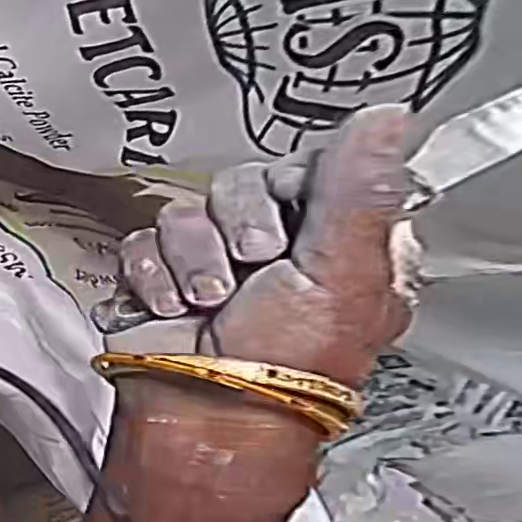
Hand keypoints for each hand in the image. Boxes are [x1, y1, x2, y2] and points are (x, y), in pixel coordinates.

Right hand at [94, 105, 414, 386]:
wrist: (204, 403)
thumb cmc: (286, 358)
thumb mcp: (341, 272)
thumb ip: (355, 192)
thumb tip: (386, 118)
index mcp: (329, 238)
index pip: (303, 168)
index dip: (288, 185)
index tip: (290, 220)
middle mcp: (264, 242)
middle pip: (231, 184)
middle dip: (231, 228)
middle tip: (250, 263)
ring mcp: (201, 259)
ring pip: (177, 216)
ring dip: (189, 262)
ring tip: (206, 301)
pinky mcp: (149, 275)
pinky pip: (135, 246)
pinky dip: (148, 278)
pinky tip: (167, 306)